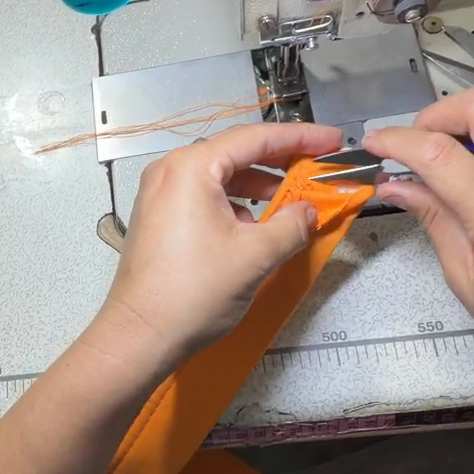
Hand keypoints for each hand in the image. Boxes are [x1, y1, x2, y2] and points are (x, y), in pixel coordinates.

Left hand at [95, 122, 343, 366]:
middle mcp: (170, 172)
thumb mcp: (255, 255)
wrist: (141, 335)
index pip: (255, 138)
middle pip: (235, 153)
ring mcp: (160, 195)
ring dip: (258, 186)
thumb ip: (292, 225)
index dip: (300, 138)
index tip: (332, 140)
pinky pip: (204, 198)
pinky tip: (256, 227)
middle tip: (318, 167)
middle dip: (280, 161)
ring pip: (220, 177)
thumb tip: (310, 211)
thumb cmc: (193, 292)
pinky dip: (234, 205)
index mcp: (191, 168)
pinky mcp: (158, 218)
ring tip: (293, 201)